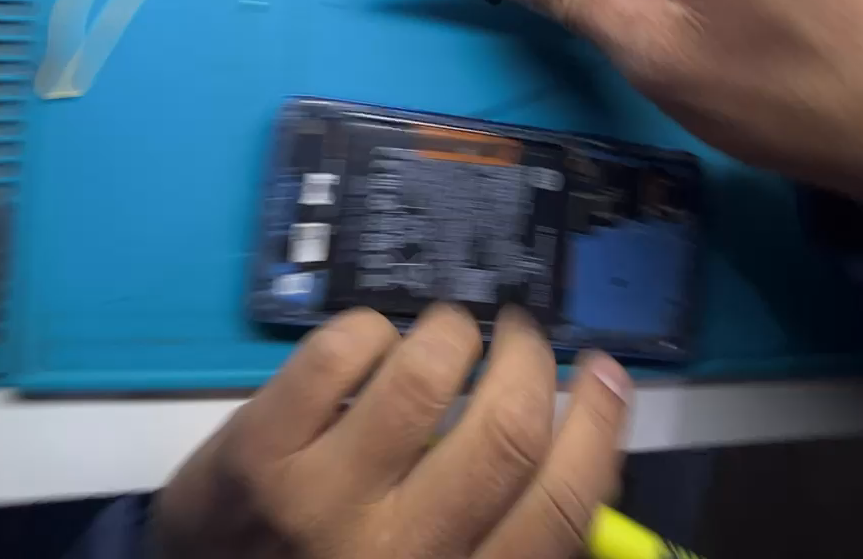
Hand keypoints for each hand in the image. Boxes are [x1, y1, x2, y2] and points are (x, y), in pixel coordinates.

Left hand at [154, 305, 630, 558]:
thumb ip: (491, 527)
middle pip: (501, 430)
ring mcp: (319, 497)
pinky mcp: (258, 449)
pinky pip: (336, 352)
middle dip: (525, 355)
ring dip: (449, 330)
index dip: (596, 426)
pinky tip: (370, 339)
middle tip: (519, 331)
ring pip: (421, 375)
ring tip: (448, 329)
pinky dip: (368, 326)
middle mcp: (399, 553)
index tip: (604, 370)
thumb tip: (559, 435)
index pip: (558, 509)